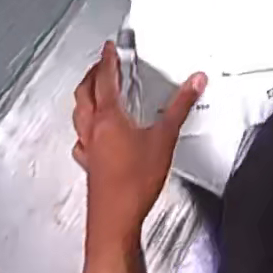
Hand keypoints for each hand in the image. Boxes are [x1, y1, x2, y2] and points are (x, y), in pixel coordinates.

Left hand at [73, 42, 204, 254]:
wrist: (115, 225)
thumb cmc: (134, 184)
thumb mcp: (165, 138)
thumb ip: (181, 105)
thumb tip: (194, 81)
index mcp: (108, 119)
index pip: (104, 80)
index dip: (106, 61)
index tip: (108, 48)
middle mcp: (93, 131)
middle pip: (84, 94)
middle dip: (92, 75)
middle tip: (100, 63)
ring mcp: (88, 150)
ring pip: (79, 115)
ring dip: (85, 97)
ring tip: (93, 89)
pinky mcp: (90, 166)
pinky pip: (81, 139)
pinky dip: (85, 127)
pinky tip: (91, 133)